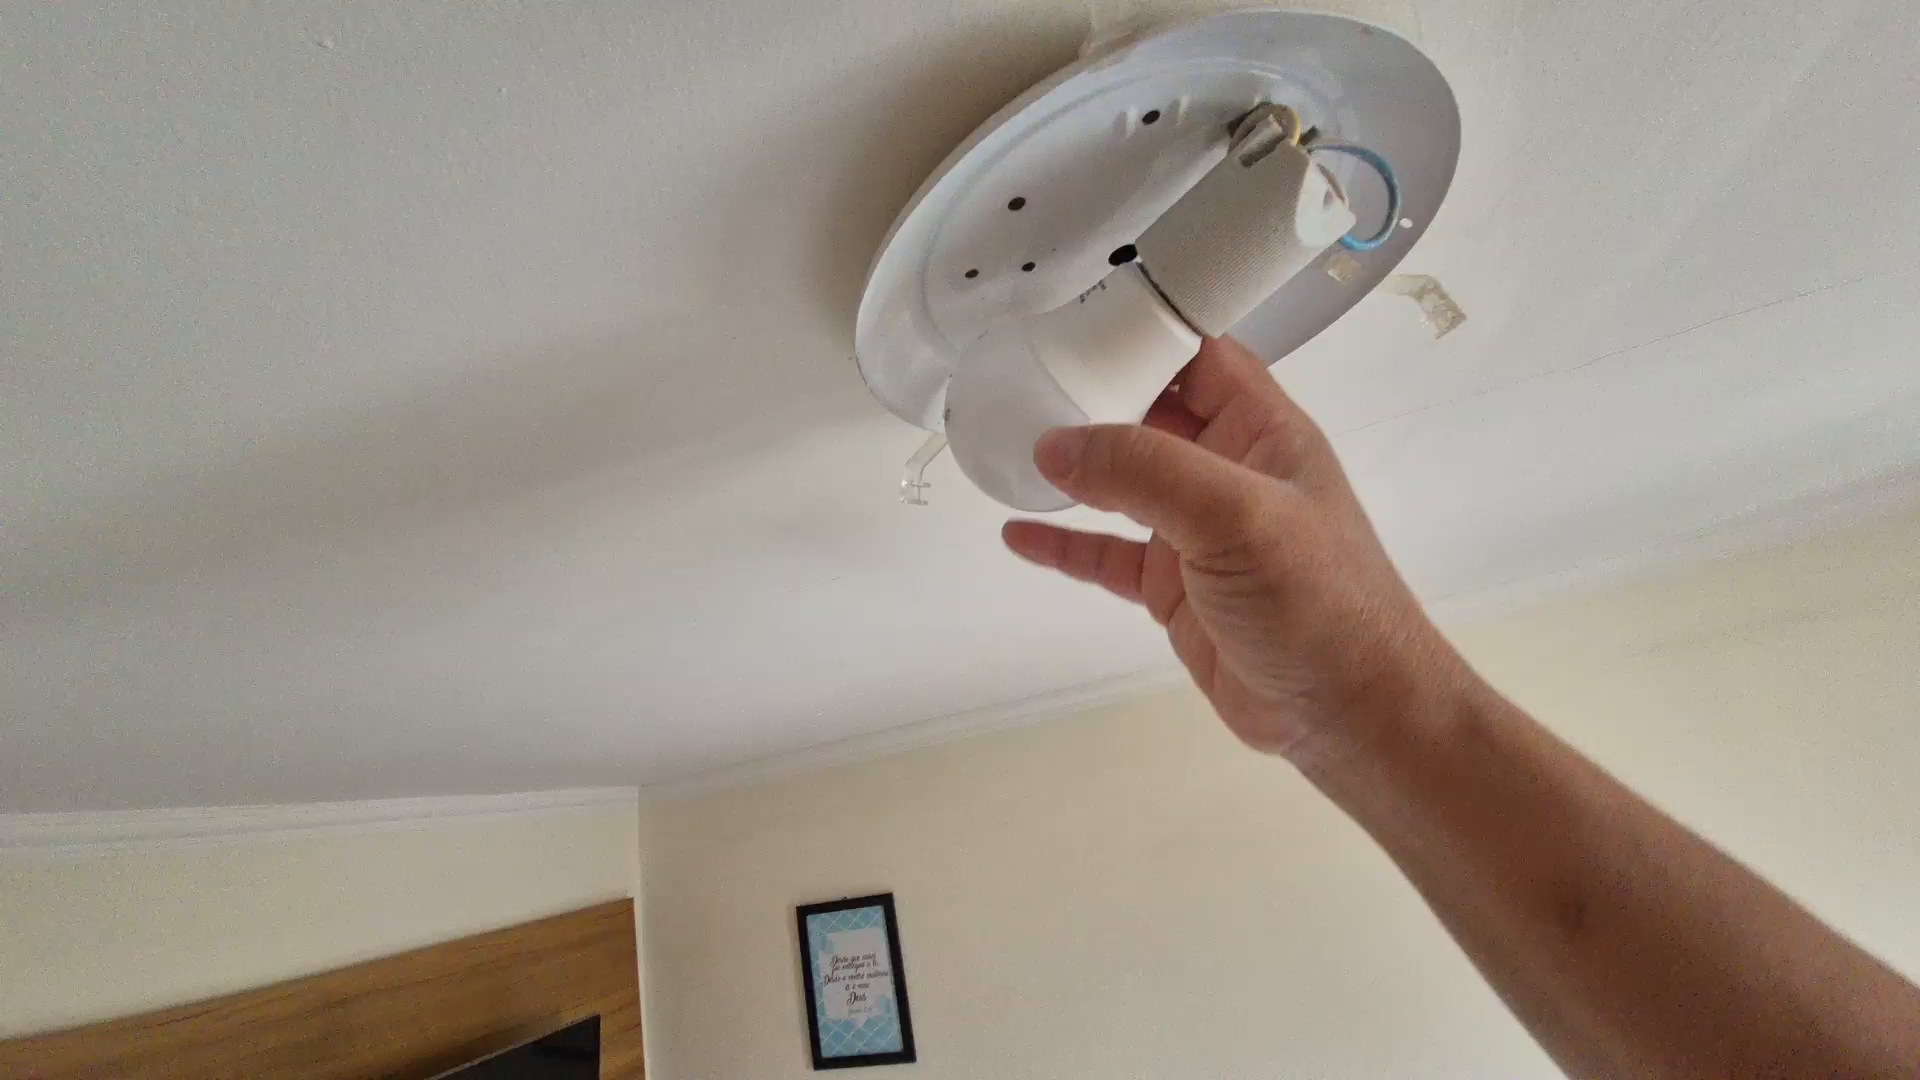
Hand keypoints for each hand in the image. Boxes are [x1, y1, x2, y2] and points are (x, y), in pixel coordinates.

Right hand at [1002, 337, 1470, 764]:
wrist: (1344, 717)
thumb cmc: (1321, 606)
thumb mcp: (1236, 517)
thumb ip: (1146, 472)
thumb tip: (1056, 445)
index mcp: (1260, 432)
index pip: (1197, 357)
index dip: (1144, 334)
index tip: (1076, 328)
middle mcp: (1224, 472)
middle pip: (1147, 414)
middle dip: (1092, 398)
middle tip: (1026, 385)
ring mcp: (1193, 531)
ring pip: (1119, 484)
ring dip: (1071, 469)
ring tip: (1013, 451)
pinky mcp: (1169, 584)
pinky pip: (1104, 552)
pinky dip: (1064, 541)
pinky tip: (1022, 534)